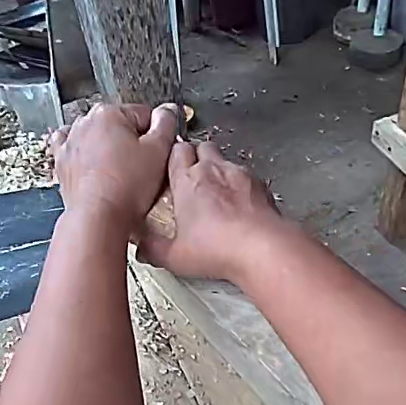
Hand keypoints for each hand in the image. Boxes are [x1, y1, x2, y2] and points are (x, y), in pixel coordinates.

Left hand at [49, 103, 179, 233]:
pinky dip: (88, 156)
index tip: (161, 152)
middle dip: (134, 143)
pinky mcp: (64, 163)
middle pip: (121, 127)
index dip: (159, 136)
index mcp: (109, 114)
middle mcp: (86, 122)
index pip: (145, 115)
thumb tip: (168, 110)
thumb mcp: (160, 151)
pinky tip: (98, 166)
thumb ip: (167, 125)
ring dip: (112, 150)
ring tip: (124, 173)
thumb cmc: (127, 187)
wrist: (99, 216)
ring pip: (100, 139)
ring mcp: (71, 142)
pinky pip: (78, 152)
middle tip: (145, 167)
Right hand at [138, 140, 289, 282]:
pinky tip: (243, 205)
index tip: (172, 169)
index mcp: (187, 180)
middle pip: (202, 147)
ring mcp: (240, 175)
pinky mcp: (261, 185)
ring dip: (221, 172)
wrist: (263, 248)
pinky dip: (243, 186)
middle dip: (198, 157)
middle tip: (195, 178)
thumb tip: (142, 247)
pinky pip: (248, 177)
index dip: (174, 157)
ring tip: (220, 194)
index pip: (176, 151)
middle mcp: (214, 170)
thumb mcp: (175, 256)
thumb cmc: (220, 248)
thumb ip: (153, 248)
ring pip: (226, 160)